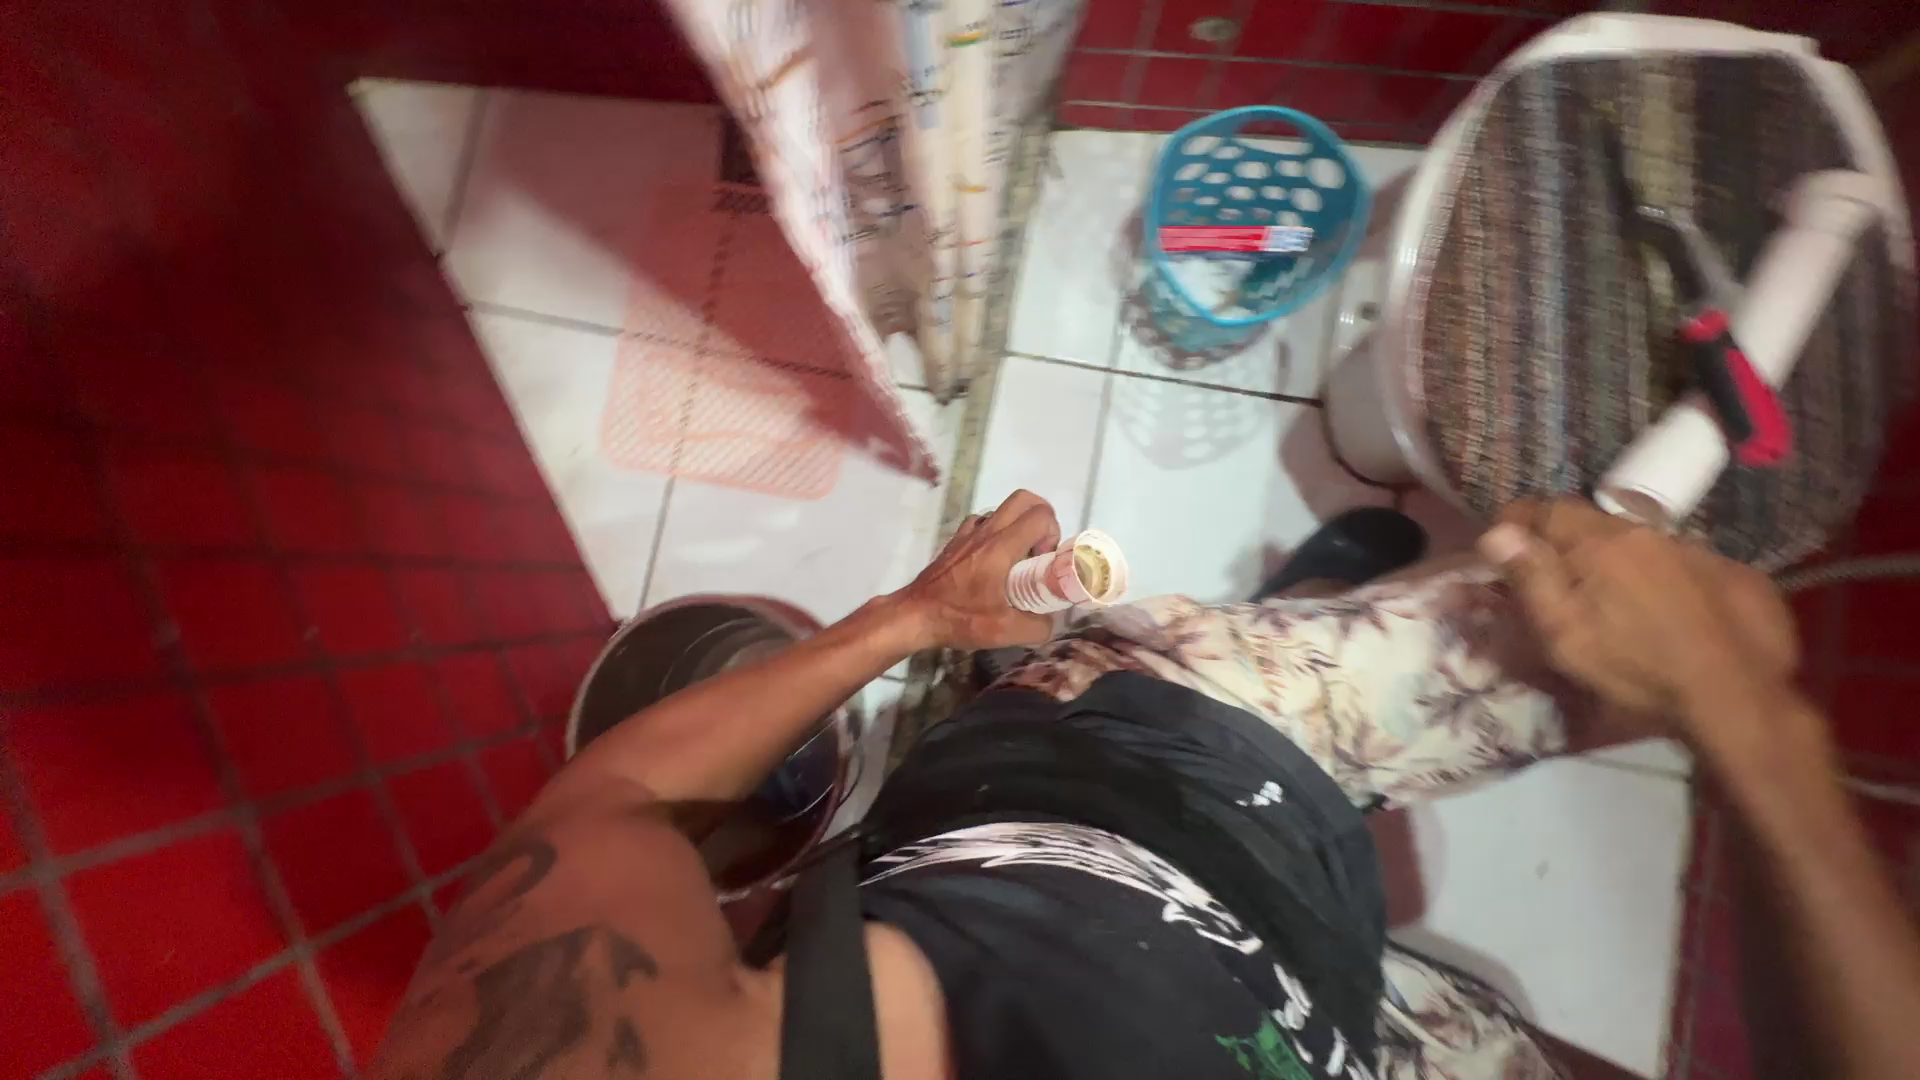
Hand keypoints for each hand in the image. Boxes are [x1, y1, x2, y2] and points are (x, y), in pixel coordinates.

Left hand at [892, 490, 1061, 650]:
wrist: (915, 615)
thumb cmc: (958, 618)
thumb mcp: (1004, 632)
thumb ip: (1037, 627)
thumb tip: (1051, 621)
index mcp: (1000, 547)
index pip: (1040, 516)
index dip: (1053, 534)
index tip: (1044, 561)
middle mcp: (985, 532)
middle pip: (1024, 499)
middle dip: (1042, 519)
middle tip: (1040, 550)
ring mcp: (968, 533)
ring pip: (1003, 509)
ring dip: (1019, 525)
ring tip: (1019, 557)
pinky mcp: (956, 541)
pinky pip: (983, 522)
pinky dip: (996, 531)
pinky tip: (995, 559)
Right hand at [1478, 497, 1797, 721]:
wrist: (1738, 702)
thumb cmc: (1633, 667)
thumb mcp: (1561, 630)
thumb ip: (1530, 576)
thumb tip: (1496, 533)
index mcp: (1601, 543)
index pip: (1548, 507)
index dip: (1518, 520)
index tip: (1502, 545)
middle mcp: (1651, 533)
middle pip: (1594, 522)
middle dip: (1566, 542)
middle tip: (1554, 578)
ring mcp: (1700, 552)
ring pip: (1640, 543)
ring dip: (1616, 559)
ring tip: (1613, 599)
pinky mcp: (1738, 575)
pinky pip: (1684, 563)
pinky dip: (1663, 578)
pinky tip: (1665, 612)